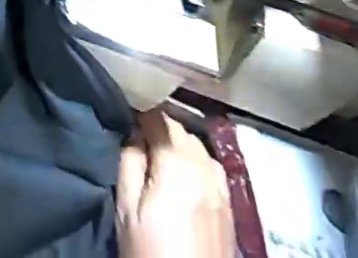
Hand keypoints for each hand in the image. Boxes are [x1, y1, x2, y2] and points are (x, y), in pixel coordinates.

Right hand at [117, 111, 235, 257]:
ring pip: (197, 145)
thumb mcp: (127, 210)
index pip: (158, 118)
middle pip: (180, 128)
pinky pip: (211, 165)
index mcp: (177, 163)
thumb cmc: (151, 254)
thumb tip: (135, 134)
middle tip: (140, 141)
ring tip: (161, 159)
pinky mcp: (230, 203)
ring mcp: (221, 184)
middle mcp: (204, 166)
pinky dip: (196, 160)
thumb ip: (129, 163)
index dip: (141, 114)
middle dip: (160, 128)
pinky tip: (185, 176)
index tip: (128, 118)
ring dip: (179, 142)